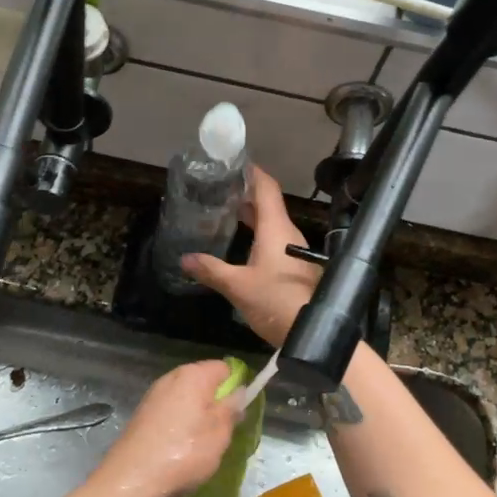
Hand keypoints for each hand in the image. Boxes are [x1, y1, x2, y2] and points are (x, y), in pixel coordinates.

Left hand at [90, 360, 240, 496]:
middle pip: (204, 382)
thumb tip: (239, 391)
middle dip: (216, 403)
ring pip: (187, 399)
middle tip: (222, 432)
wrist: (132, 480)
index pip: (225, 368)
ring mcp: (153, 396)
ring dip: (198, 416)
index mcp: (193, 375)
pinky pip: (171, 412)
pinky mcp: (142, 414)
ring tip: (201, 445)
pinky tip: (179, 448)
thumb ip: (232, 408)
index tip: (239, 412)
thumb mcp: (220, 433)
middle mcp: (170, 378)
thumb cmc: (184, 453)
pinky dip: (179, 425)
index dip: (236, 387)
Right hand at [181, 167, 320, 346]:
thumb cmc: (275, 302)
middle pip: (269, 204)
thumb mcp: (237, 286)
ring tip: (227, 214)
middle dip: (245, 195)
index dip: (251, 172)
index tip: (233, 164)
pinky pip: (277, 241)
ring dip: (252, 217)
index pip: (266, 187)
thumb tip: (184, 259)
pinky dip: (259, 235)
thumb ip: (210, 270)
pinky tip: (244, 245)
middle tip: (220, 191)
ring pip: (273, 224)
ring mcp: (296, 250)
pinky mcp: (298, 266)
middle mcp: (289, 232)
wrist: (311, 332)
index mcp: (276, 228)